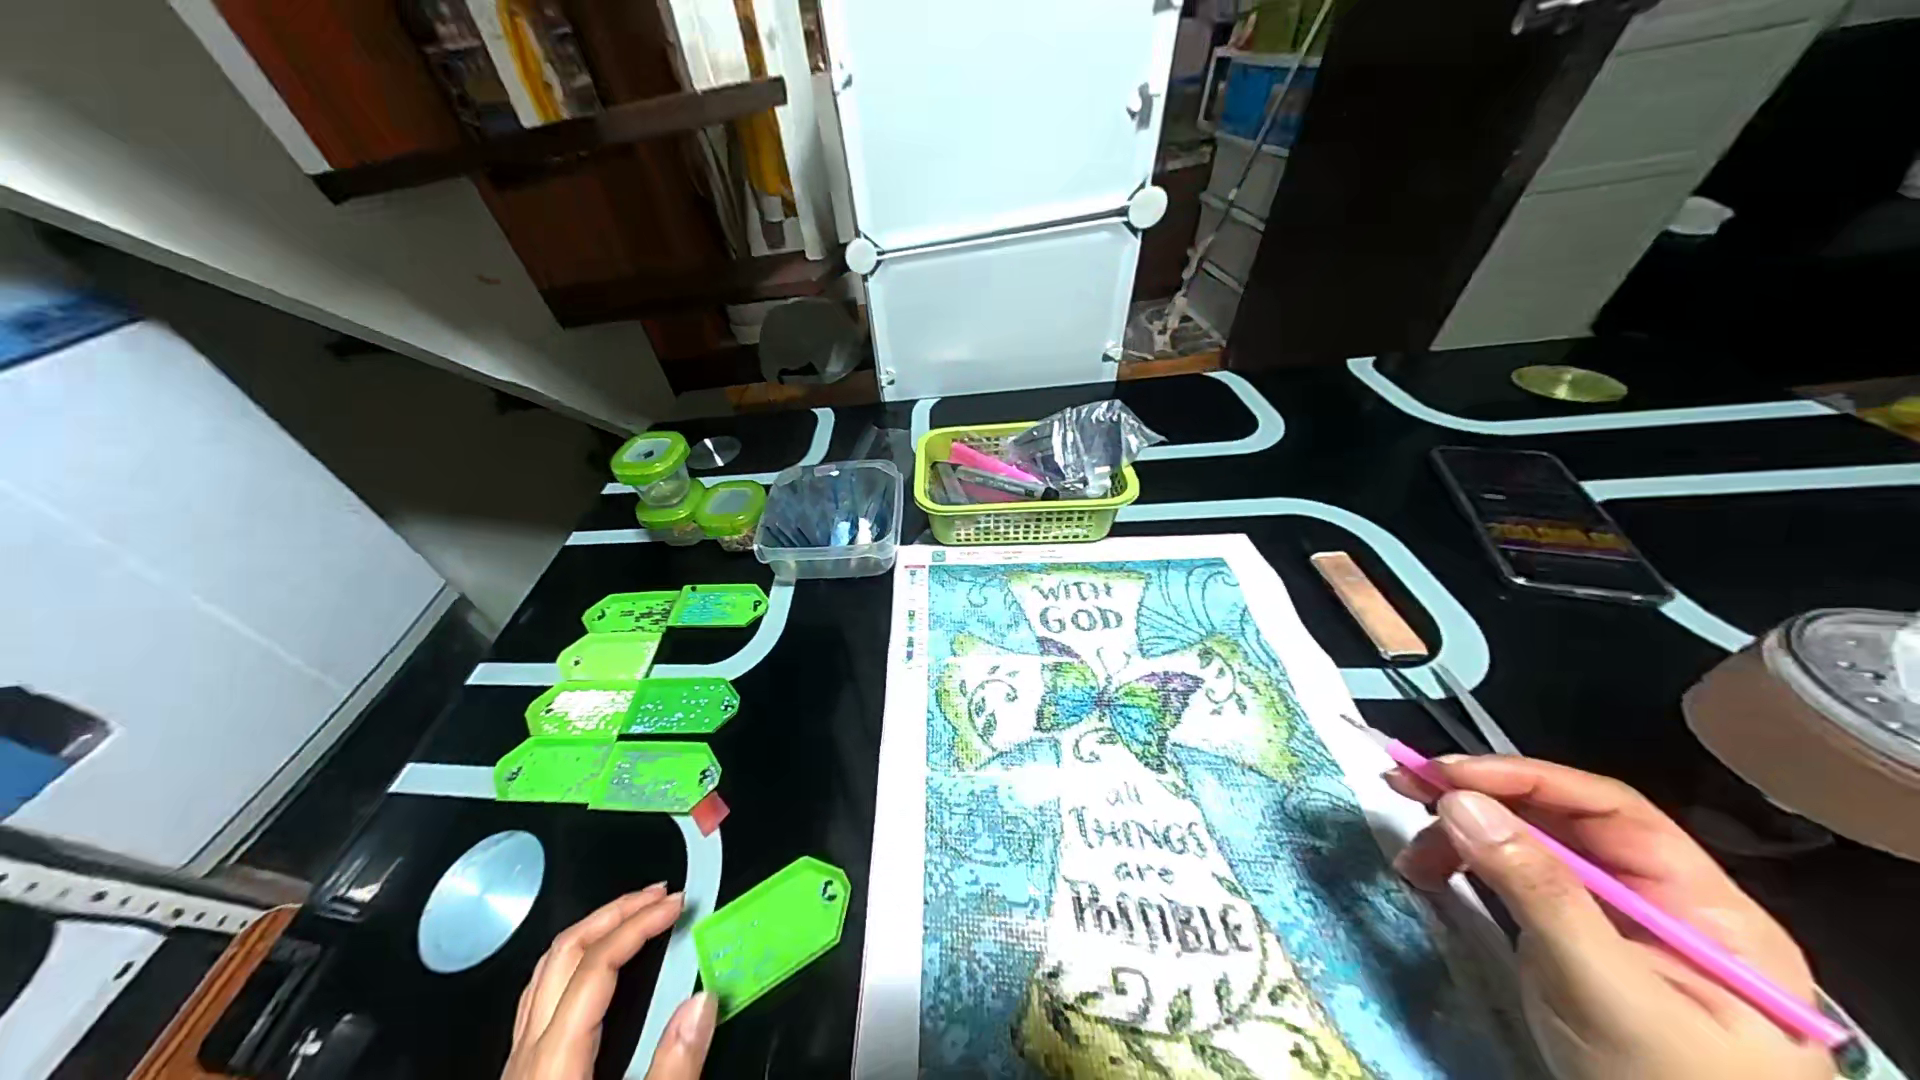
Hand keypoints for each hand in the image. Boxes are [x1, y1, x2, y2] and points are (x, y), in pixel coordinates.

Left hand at [502, 884, 715, 1079]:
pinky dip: (577, 962)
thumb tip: (704, 998)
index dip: (639, 924)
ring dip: (593, 932)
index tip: (679, 904)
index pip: (596, 966)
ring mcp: (516, 1069)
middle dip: (614, 913)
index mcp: (553, 1065)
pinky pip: (542, 997)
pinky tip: (602, 972)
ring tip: (635, 916)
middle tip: (661, 894)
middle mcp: (525, 1059)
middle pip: (562, 956)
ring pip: (545, 973)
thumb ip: (672, 1071)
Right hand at [1384, 756, 1829, 1079]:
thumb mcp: (1600, 989)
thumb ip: (1537, 890)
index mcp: (1701, 904)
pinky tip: (1432, 877)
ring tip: (1412, 860)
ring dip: (1462, 840)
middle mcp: (1658, 900)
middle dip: (1479, 801)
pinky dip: (1466, 871)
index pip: (1607, 809)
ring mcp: (1612, 923)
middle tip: (1404, 787)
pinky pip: (1512, 883)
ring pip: (1528, 848)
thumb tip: (1460, 800)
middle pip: (1560, 821)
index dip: (1522, 778)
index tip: (1443, 773)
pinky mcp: (1571, 942)